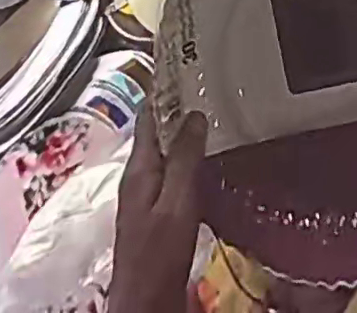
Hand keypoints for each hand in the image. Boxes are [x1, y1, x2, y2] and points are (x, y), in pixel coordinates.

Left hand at [110, 107, 206, 312]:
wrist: (145, 307)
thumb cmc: (158, 254)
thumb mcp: (175, 204)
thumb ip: (183, 160)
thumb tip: (194, 113)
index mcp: (139, 167)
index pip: (148, 115)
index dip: (164, 90)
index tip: (187, 66)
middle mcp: (140, 175)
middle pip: (158, 132)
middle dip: (180, 110)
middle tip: (211, 90)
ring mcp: (148, 196)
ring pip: (168, 153)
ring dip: (187, 136)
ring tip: (217, 119)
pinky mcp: (160, 214)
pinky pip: (175, 175)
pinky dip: (191, 162)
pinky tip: (212, 164)